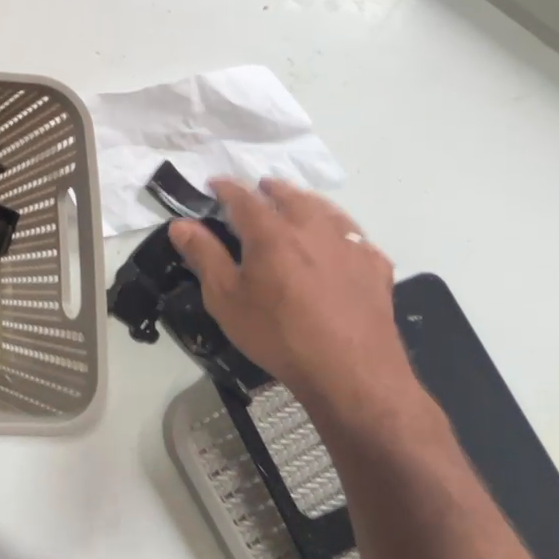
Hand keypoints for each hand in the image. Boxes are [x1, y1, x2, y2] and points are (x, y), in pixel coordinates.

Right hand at [169, 178, 415, 415]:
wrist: (352, 374)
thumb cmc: (277, 334)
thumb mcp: (225, 298)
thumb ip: (204, 255)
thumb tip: (181, 224)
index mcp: (271, 234)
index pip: (244, 198)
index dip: (226, 188)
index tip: (213, 184)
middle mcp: (313, 230)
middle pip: (291, 197)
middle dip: (271, 189)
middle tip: (259, 188)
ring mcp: (350, 248)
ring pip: (327, 210)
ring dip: (307, 202)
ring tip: (297, 204)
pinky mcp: (377, 269)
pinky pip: (355, 236)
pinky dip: (339, 229)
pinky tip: (337, 241)